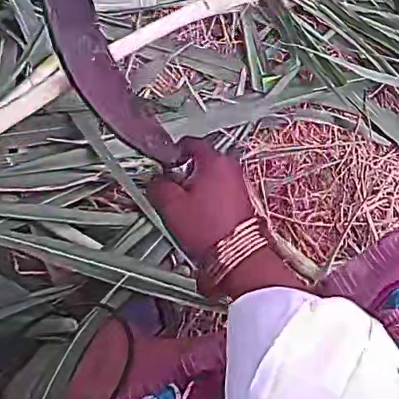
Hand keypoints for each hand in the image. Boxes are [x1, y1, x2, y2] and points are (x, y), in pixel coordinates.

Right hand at [146, 138, 303, 300]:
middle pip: (200, 162)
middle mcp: (231, 168)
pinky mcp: (243, 200)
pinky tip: (200, 218)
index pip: (189, 143)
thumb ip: (158, 185)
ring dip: (196, 189)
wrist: (238, 255)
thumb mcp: (171, 206)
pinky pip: (220, 193)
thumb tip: (154, 181)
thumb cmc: (210, 230)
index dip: (172, 153)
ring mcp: (240, 184)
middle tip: (171, 190)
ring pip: (210, 178)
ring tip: (185, 209)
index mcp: (214, 161)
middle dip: (183, 175)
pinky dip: (209, 200)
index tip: (164, 164)